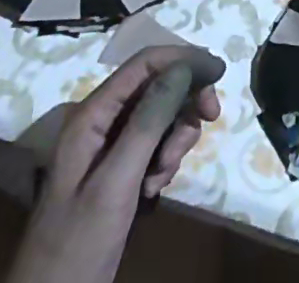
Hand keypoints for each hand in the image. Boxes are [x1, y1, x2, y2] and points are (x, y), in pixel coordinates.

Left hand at [9, 46, 224, 282]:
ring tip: (164, 174)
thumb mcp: (117, 180)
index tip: (219, 71)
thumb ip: (148, 121)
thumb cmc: (78, 239)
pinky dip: (165, 159)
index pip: (144, 63)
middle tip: (211, 117)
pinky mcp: (121, 167)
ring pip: (161, 115)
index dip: (183, 58)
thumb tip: (182, 69)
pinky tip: (155, 187)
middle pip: (158, 85)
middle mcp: (102, 119)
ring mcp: (111, 143)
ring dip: (175, 138)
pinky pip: (156, 143)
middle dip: (186, 99)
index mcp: (93, 113)